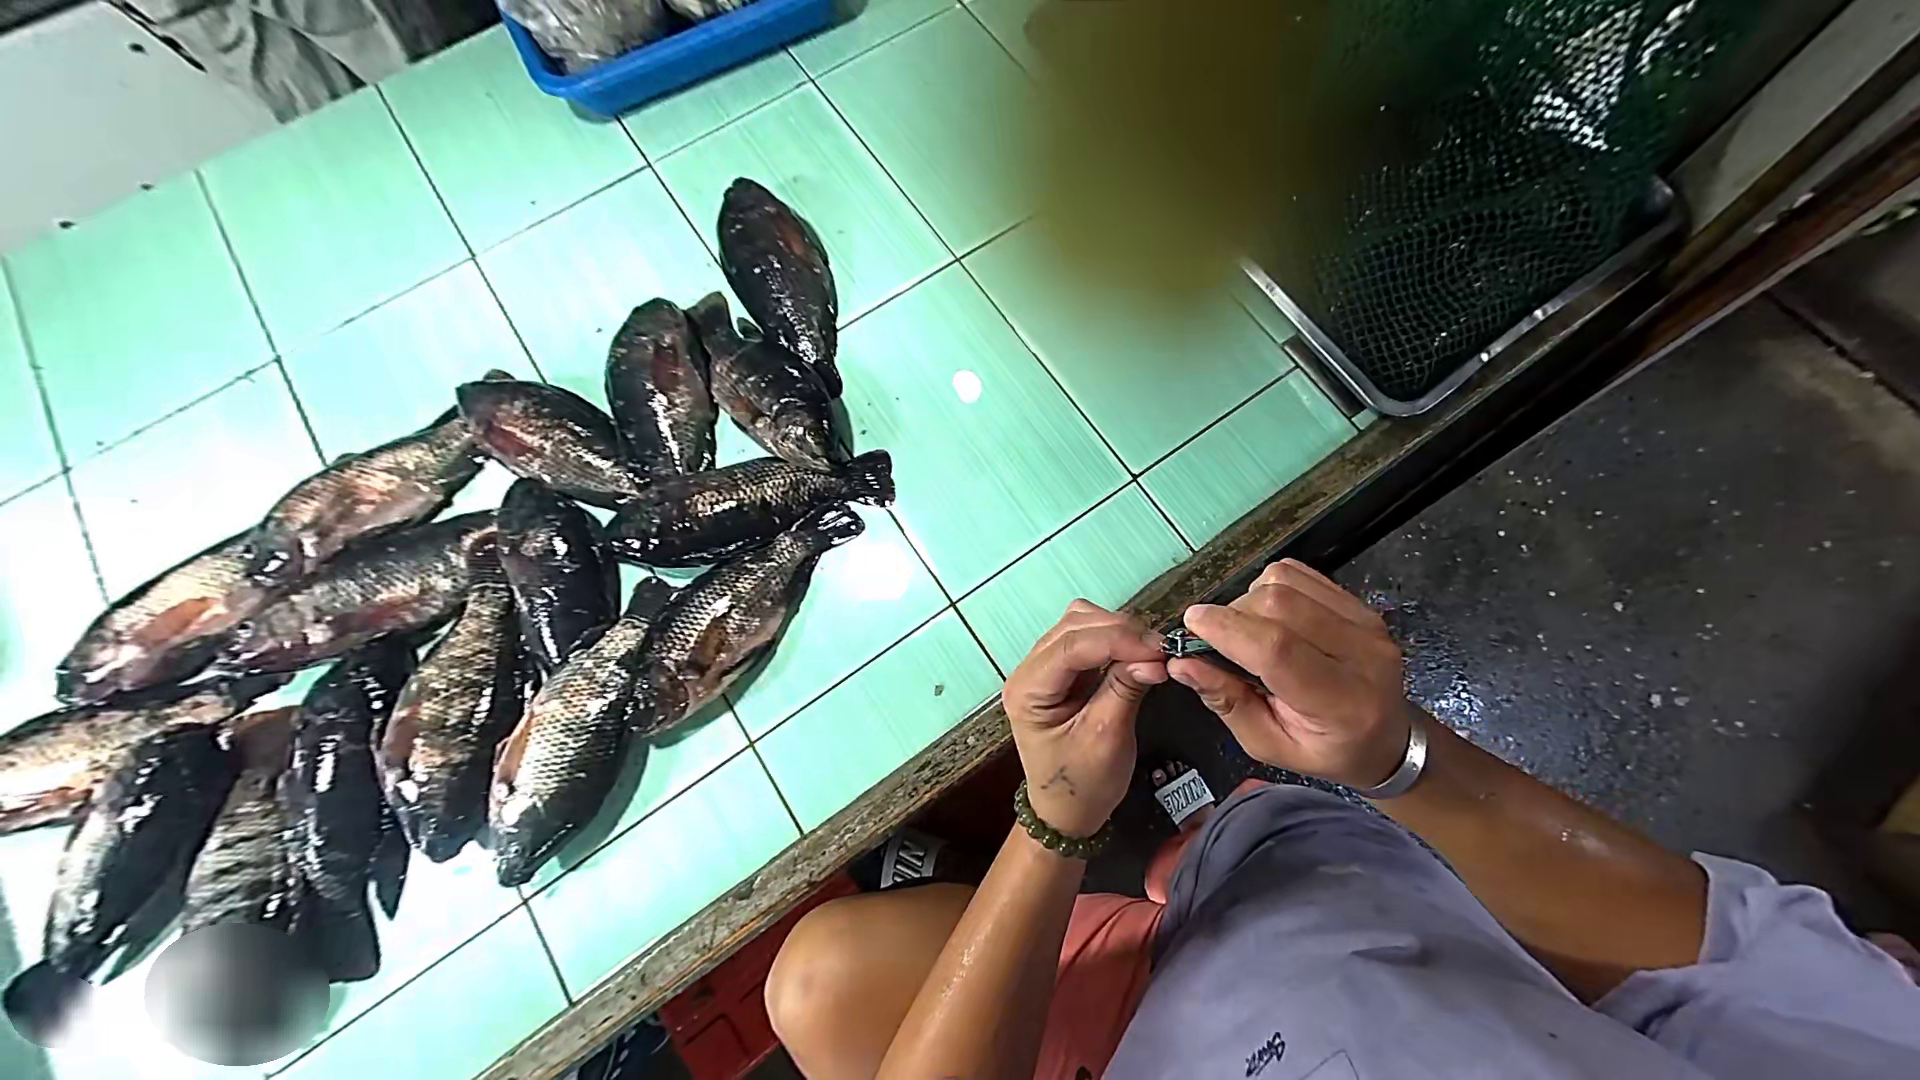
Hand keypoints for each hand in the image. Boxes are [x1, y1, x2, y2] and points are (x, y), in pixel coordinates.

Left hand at [1003, 601, 1167, 837]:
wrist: (1066, 812)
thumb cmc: (1081, 785)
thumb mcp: (1106, 740)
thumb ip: (1125, 690)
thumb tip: (1156, 657)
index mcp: (1028, 690)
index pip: (1071, 646)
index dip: (1117, 639)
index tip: (1158, 648)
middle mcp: (1028, 670)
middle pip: (1073, 625)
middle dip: (1119, 630)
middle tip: (1160, 649)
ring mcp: (1043, 667)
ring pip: (1080, 623)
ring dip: (1117, 630)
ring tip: (1150, 651)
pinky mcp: (1061, 670)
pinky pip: (1086, 638)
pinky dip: (1114, 639)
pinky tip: (1135, 652)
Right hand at [1168, 560, 1411, 788]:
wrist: (1387, 737)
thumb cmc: (1324, 748)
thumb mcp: (1267, 744)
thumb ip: (1225, 702)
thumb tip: (1182, 664)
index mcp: (1339, 702)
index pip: (1277, 649)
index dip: (1227, 629)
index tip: (1191, 625)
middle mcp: (1361, 654)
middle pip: (1277, 604)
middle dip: (1231, 615)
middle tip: (1217, 639)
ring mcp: (1364, 622)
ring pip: (1283, 583)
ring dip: (1247, 600)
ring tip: (1247, 630)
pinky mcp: (1358, 603)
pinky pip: (1296, 574)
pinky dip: (1267, 587)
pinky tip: (1268, 616)